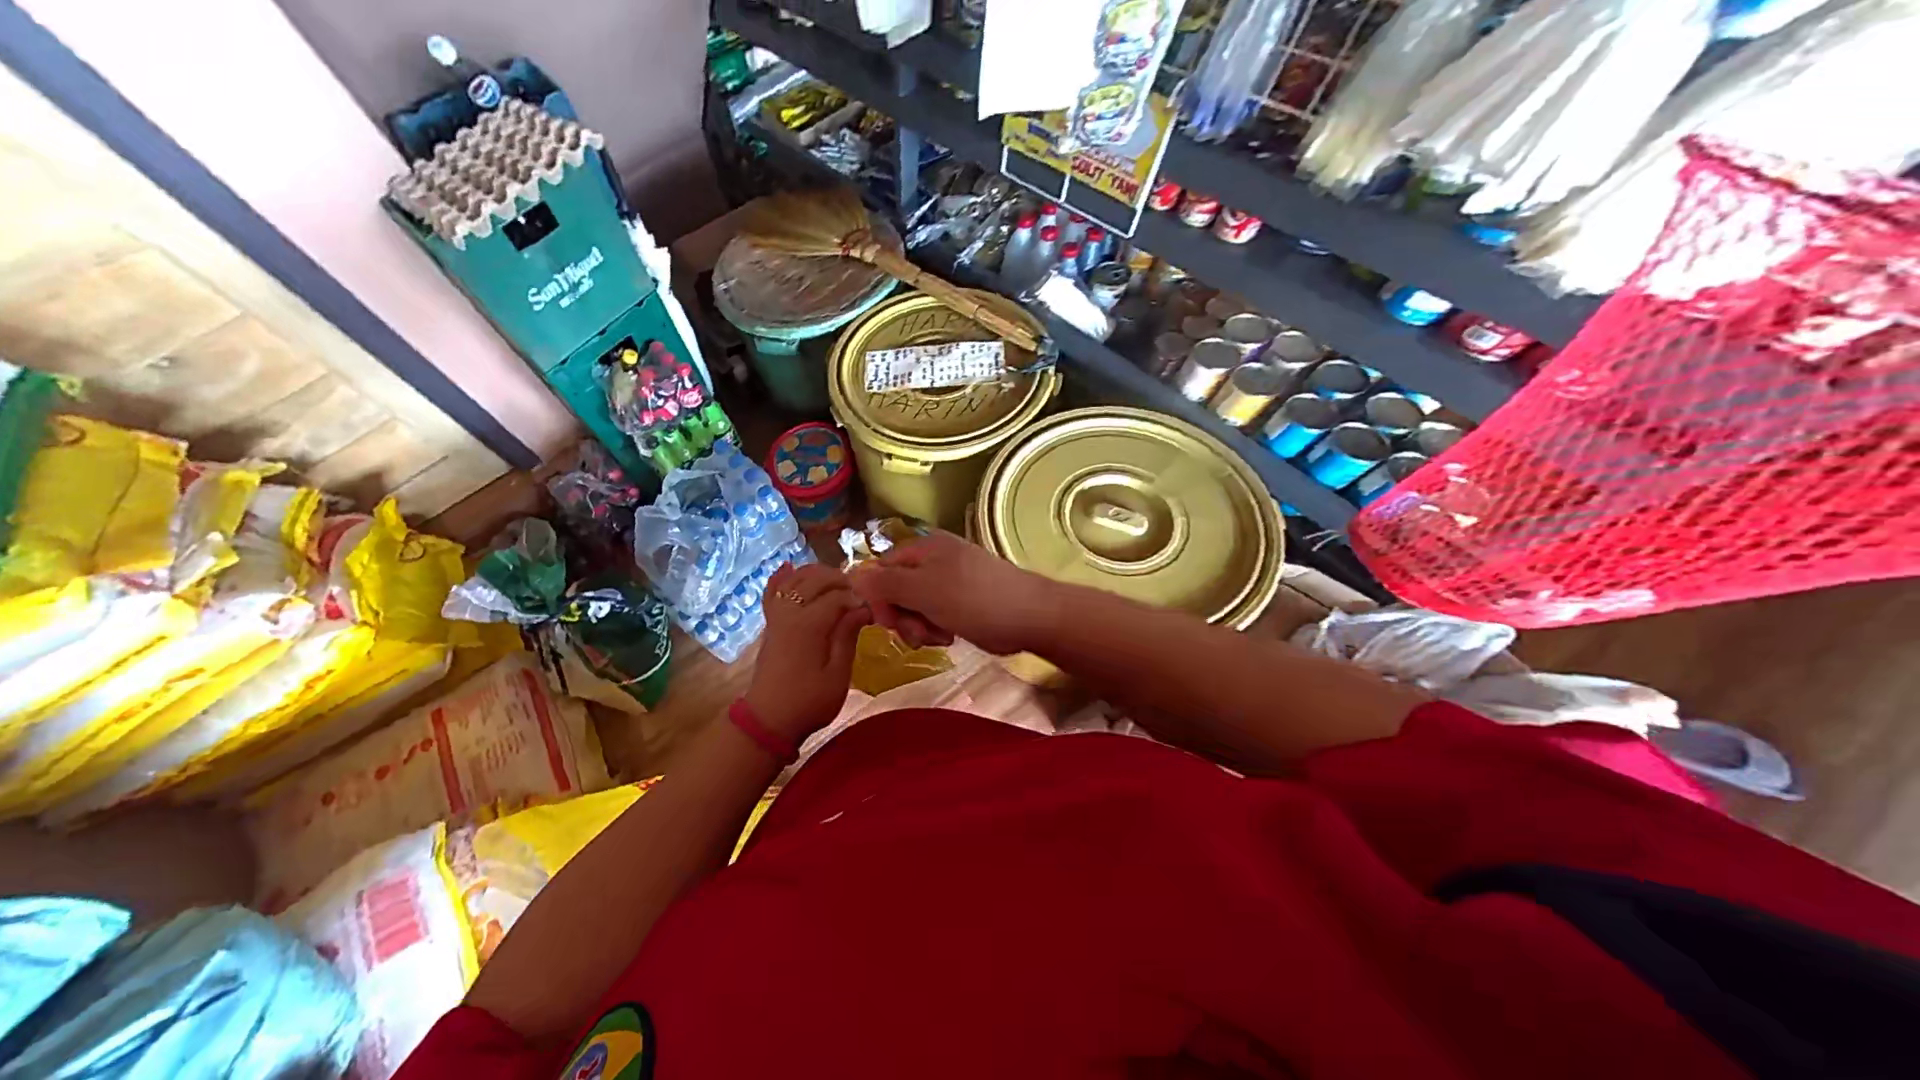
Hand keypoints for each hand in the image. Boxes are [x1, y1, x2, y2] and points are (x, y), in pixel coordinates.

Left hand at [744, 562, 871, 740]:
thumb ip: (848, 636)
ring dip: (817, 574)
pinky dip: (781, 578)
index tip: (873, 610)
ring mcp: (777, 616)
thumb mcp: (838, 674)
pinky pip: (773, 592)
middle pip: (816, 580)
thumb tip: (862, 607)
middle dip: (840, 580)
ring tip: (838, 583)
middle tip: (859, 595)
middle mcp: (790, 613)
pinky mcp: (771, 623)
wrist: (769, 720)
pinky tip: (788, 566)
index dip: (858, 598)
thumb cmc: (809, 701)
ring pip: (795, 580)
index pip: (838, 596)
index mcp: (809, 624)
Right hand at [849, 531, 1062, 654]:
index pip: (880, 569)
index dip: (878, 597)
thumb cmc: (975, 600)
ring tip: (939, 636)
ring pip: (914, 606)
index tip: (887, 622)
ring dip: (919, 626)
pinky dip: (936, 628)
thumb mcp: (925, 590)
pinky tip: (950, 637)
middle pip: (896, 589)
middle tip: (918, 635)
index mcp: (923, 548)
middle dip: (902, 616)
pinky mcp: (962, 602)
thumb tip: (850, 575)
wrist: (1031, 617)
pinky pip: (934, 615)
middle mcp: (934, 560)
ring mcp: (949, 581)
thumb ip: (886, 583)